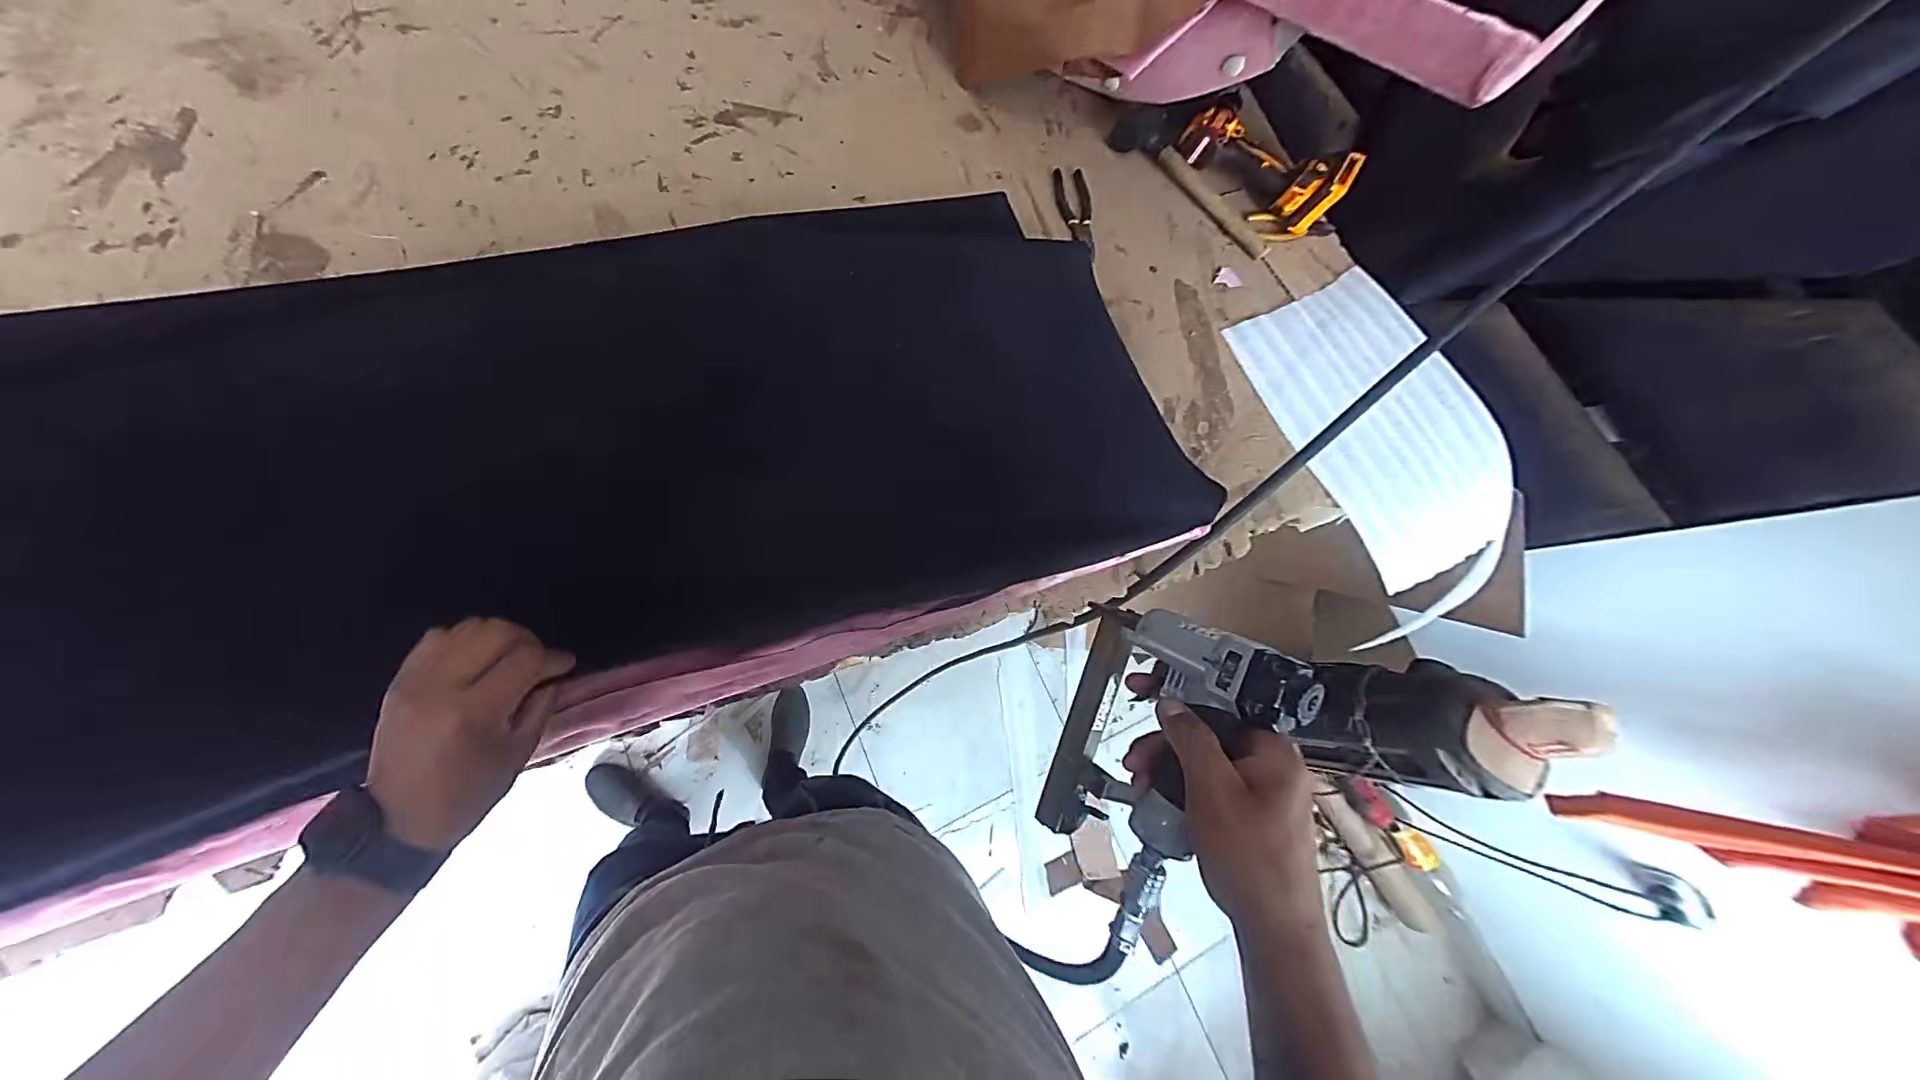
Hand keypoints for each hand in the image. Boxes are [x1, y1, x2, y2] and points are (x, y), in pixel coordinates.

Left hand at [366, 618, 574, 851]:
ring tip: (508, 658)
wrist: (398, 821)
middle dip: (528, 641)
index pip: (526, 659)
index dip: (554, 657)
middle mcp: (440, 689)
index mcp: (474, 712)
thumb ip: (540, 706)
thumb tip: (553, 675)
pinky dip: (464, 640)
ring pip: (467, 628)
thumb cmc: (468, 793)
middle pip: (496, 632)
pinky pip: (437, 638)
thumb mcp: (518, 752)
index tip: (566, 664)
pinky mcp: (398, 683)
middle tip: (538, 660)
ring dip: (497, 637)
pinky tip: (476, 659)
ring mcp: (414, 683)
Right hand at [1122, 674, 1319, 926]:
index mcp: (1273, 749)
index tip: (1145, 684)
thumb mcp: (1211, 790)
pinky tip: (1159, 802)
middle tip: (1134, 758)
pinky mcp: (1248, 812)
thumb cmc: (1251, 860)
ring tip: (1141, 787)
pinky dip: (1180, 789)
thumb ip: (1190, 739)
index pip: (1222, 699)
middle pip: (1206, 731)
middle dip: (1164, 743)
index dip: (1180, 688)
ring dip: (1166, 768)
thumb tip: (1170, 703)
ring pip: (1202, 760)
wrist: (1273, 928)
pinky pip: (1208, 785)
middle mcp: (1270, 763)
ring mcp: (1260, 789)